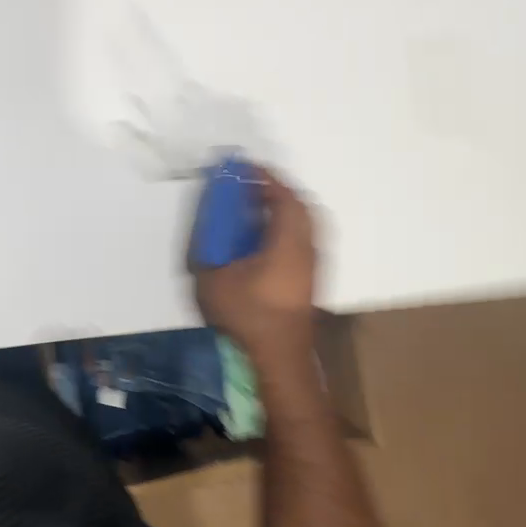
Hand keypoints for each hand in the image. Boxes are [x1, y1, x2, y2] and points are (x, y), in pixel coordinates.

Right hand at [191, 165, 317, 347]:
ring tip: (253, 208)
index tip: (244, 168)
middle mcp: (308, 249)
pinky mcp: (310, 280)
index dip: (266, 178)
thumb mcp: (214, 277)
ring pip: (305, 225)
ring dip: (282, 210)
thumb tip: (212, 220)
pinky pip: (302, 239)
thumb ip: (212, 244)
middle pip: (301, 207)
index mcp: (289, 243)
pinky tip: (261, 238)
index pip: (285, 197)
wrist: (279, 358)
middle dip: (276, 191)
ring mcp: (313, 266)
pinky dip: (284, 227)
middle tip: (248, 186)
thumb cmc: (247, 315)